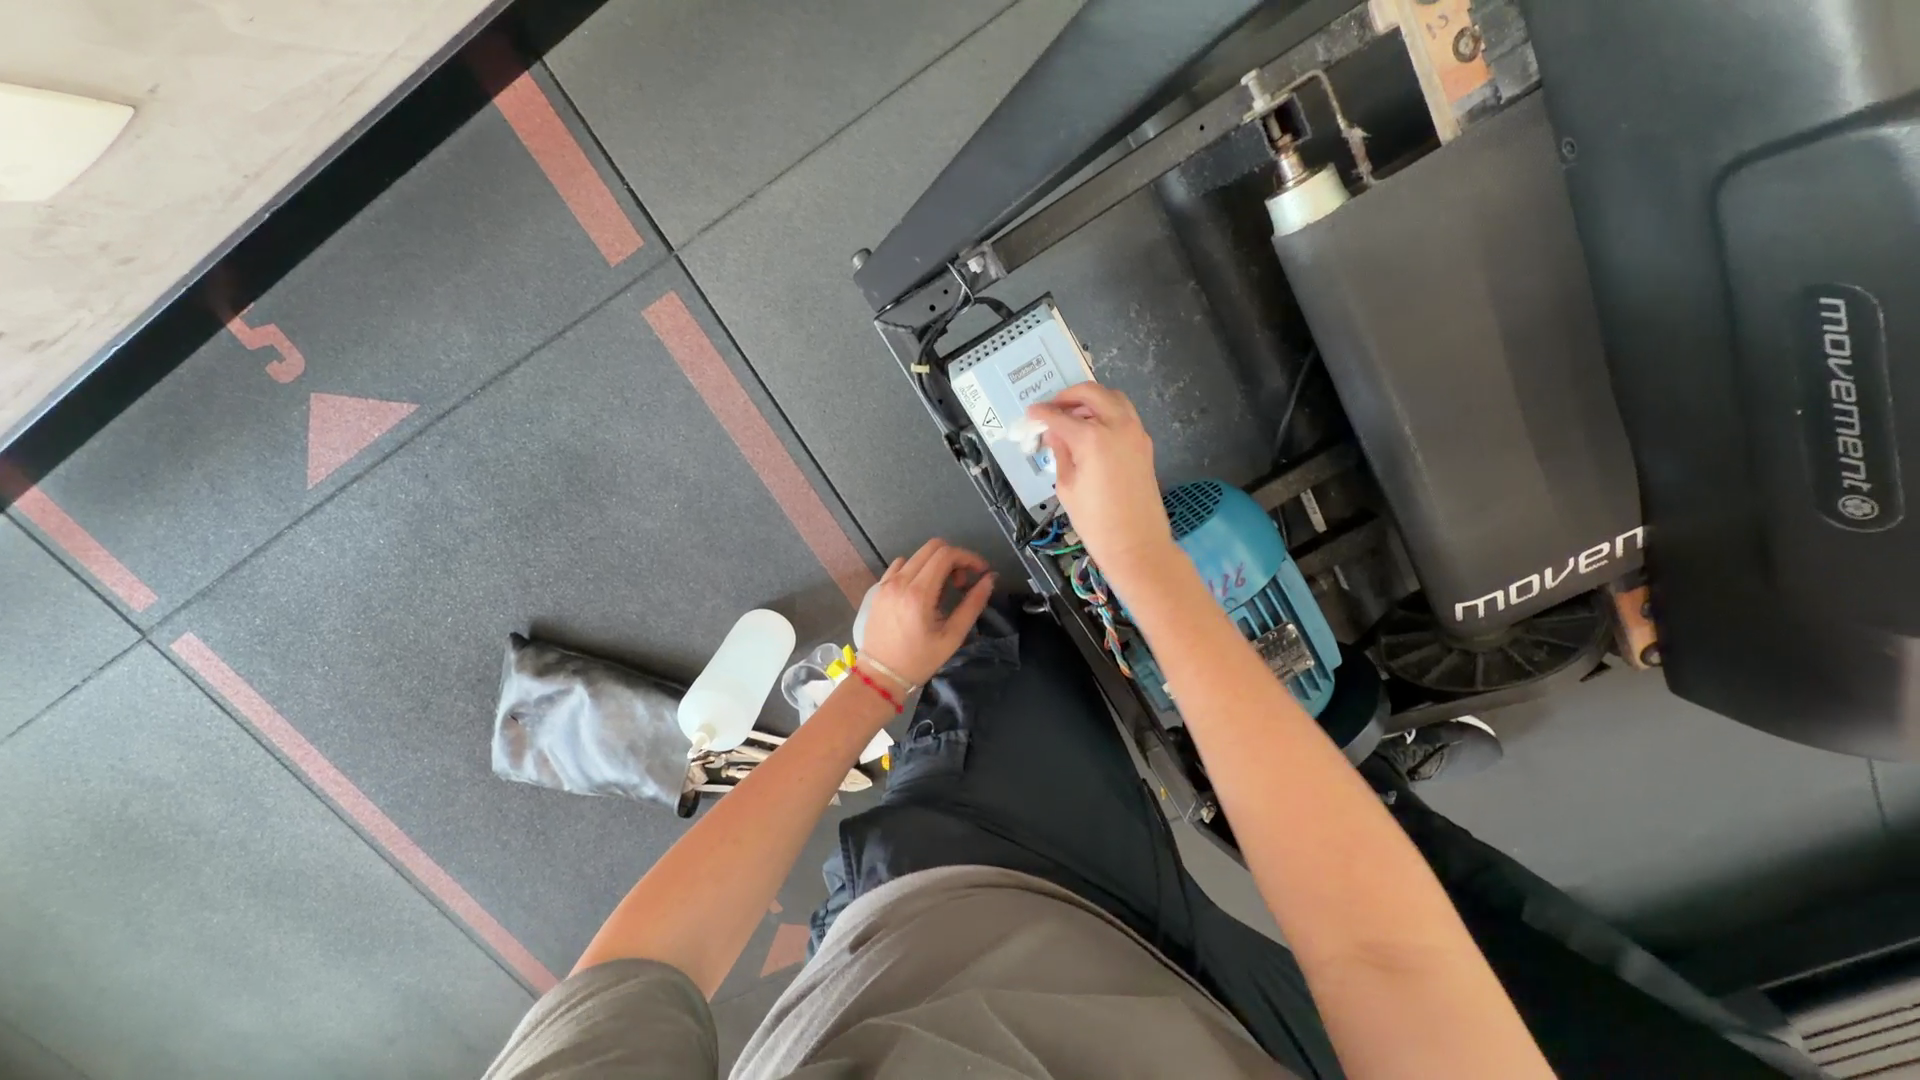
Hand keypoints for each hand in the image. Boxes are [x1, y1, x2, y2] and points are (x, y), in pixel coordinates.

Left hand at [860, 539, 995, 686]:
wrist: (881, 675)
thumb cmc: (919, 660)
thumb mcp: (952, 637)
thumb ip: (973, 605)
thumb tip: (989, 579)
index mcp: (919, 593)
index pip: (946, 555)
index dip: (969, 558)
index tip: (980, 572)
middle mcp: (900, 581)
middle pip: (932, 547)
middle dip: (955, 559)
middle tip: (962, 583)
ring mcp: (885, 583)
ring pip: (917, 555)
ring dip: (936, 564)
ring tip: (943, 590)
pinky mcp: (878, 589)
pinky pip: (900, 565)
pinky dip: (917, 569)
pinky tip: (921, 590)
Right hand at [1028, 384, 1172, 575]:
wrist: (1137, 544)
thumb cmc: (1096, 522)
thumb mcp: (1067, 486)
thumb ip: (1061, 453)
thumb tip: (1054, 434)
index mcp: (1093, 438)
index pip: (1060, 417)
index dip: (1042, 414)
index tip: (1031, 414)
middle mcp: (1118, 426)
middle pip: (1092, 393)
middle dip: (1069, 396)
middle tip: (1053, 408)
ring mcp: (1136, 433)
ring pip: (1113, 398)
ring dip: (1091, 400)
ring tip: (1073, 415)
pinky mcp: (1145, 444)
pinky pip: (1124, 415)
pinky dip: (1107, 412)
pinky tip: (1092, 429)